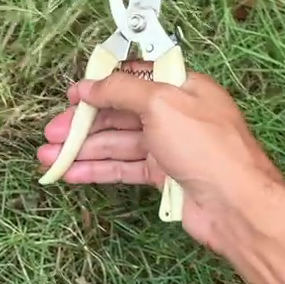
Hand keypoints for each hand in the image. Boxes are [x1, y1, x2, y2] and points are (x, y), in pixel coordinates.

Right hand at [36, 65, 284, 256]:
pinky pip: (123, 168)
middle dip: (83, 123)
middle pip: (119, 113)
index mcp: (180, 87)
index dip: (101, 85)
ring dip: (82, 149)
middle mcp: (174, 114)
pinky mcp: (163, 176)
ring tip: (48, 158)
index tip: (72, 95)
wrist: (236, 205)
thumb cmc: (206, 147)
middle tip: (51, 133)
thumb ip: (122, 90)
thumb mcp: (161, 104)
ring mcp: (168, 146)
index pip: (134, 78)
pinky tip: (71, 174)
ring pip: (117, 143)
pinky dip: (96, 170)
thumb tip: (90, 85)